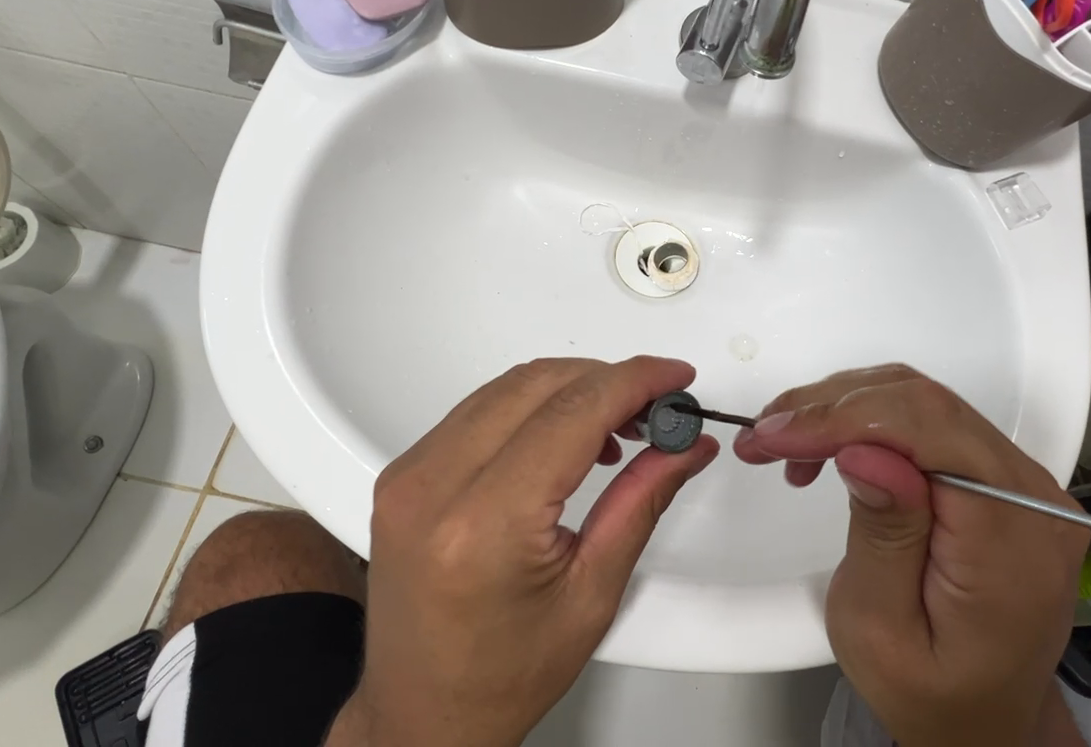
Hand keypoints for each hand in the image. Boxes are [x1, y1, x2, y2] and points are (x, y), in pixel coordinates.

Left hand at [336, 357, 718, 746]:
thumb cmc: (502, 675)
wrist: (422, 714)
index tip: (675, 377)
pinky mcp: (405, 471)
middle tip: (656, 405)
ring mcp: (410, 474)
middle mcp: (433, 486)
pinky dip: (533, 405)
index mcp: (484, 525)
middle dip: (608, 380)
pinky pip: (480, 408)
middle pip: (539, 384)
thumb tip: (685, 444)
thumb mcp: (593, 593)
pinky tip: (567, 435)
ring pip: (508, 386)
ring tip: (619, 425)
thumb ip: (642, 501)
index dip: (633, 382)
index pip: (572, 412)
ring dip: (572, 389)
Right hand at [735, 365, 1088, 746]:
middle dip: (832, 407)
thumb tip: (864, 452)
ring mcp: (1020, 480)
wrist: (985, 717)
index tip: (773, 434)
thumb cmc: (930, 690)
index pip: (930, 431)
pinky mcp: (999, 475)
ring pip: (921, 401)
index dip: (844, 416)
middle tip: (764, 437)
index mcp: (1011, 540)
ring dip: (844, 409)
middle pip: (925, 404)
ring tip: (787, 446)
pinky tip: (830, 452)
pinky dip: (868, 422)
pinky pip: (929, 423)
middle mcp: (1030, 494)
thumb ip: (883, 537)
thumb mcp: (883, 631)